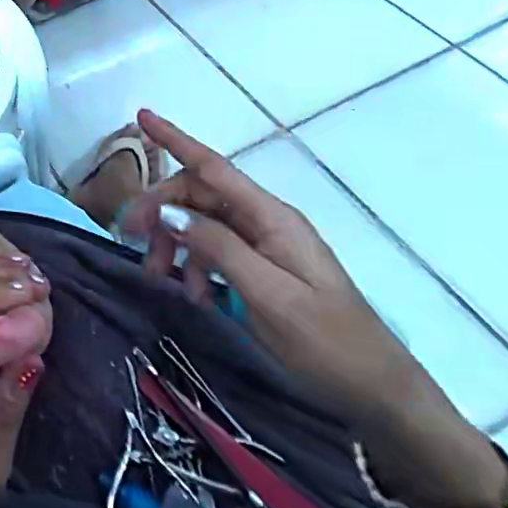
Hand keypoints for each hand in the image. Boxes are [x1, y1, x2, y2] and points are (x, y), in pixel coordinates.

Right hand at [125, 109, 505, 507]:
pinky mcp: (257, 268)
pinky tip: (190, 292)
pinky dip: (190, 265)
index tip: (142, 116)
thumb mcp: (270, 296)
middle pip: (197, 196)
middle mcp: (263, 221)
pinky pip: (209, 250)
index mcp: (271, 217)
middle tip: (132, 239)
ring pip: (198, 223)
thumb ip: (219, 248)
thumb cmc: (328, 341)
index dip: (175, 139)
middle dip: (161, 211)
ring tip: (161, 278)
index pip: (213, 167)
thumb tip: (168, 211)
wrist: (375, 391)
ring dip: (172, 243)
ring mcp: (261, 244)